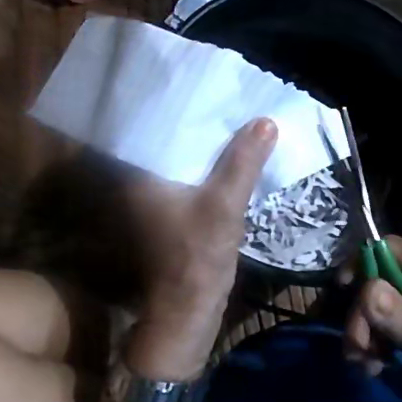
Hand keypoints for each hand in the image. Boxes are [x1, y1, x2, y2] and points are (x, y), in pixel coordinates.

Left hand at [124, 118, 277, 322]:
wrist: (187, 314)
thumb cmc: (195, 257)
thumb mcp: (225, 205)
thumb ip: (242, 163)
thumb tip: (265, 121)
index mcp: (137, 178)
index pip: (144, 128)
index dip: (166, 106)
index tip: (191, 87)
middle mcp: (136, 187)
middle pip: (162, 143)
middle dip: (188, 123)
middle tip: (217, 98)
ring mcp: (151, 204)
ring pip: (175, 161)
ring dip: (197, 146)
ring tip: (225, 120)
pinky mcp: (168, 217)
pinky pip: (184, 179)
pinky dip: (202, 168)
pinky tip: (225, 158)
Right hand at [343, 238, 401, 401]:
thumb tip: (365, 289)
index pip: (390, 248)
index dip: (361, 265)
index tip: (340, 296)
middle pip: (385, 279)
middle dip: (364, 312)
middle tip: (356, 353)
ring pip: (390, 301)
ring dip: (372, 329)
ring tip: (367, 366)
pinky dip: (387, 338)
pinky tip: (382, 365)